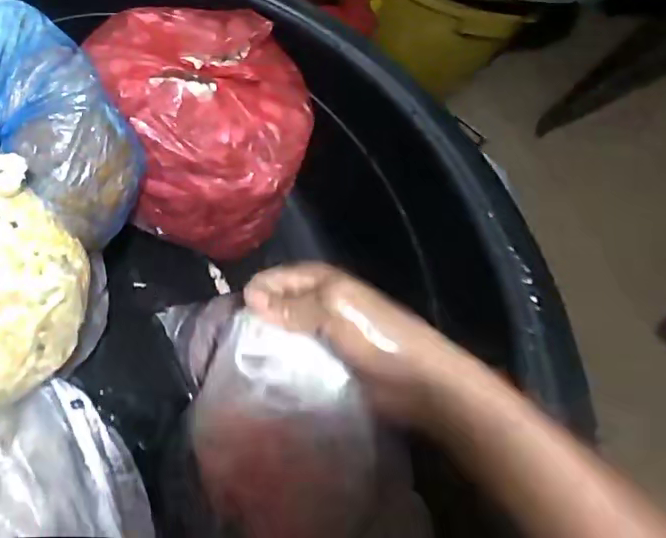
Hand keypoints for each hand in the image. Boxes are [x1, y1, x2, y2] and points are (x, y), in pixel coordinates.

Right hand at [243, 262, 495, 428]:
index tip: (237, 317)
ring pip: (283, 330)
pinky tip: (273, 371)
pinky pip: (297, 354)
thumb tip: (249, 298)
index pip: (270, 278)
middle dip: (259, 319)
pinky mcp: (329, 358)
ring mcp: (323, 330)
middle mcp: (316, 299)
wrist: (427, 387)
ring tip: (250, 358)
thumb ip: (290, 305)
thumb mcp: (332, 312)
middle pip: (274, 304)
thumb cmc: (379, 338)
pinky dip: (285, 360)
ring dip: (271, 342)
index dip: (254, 294)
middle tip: (239, 340)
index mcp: (317, 279)